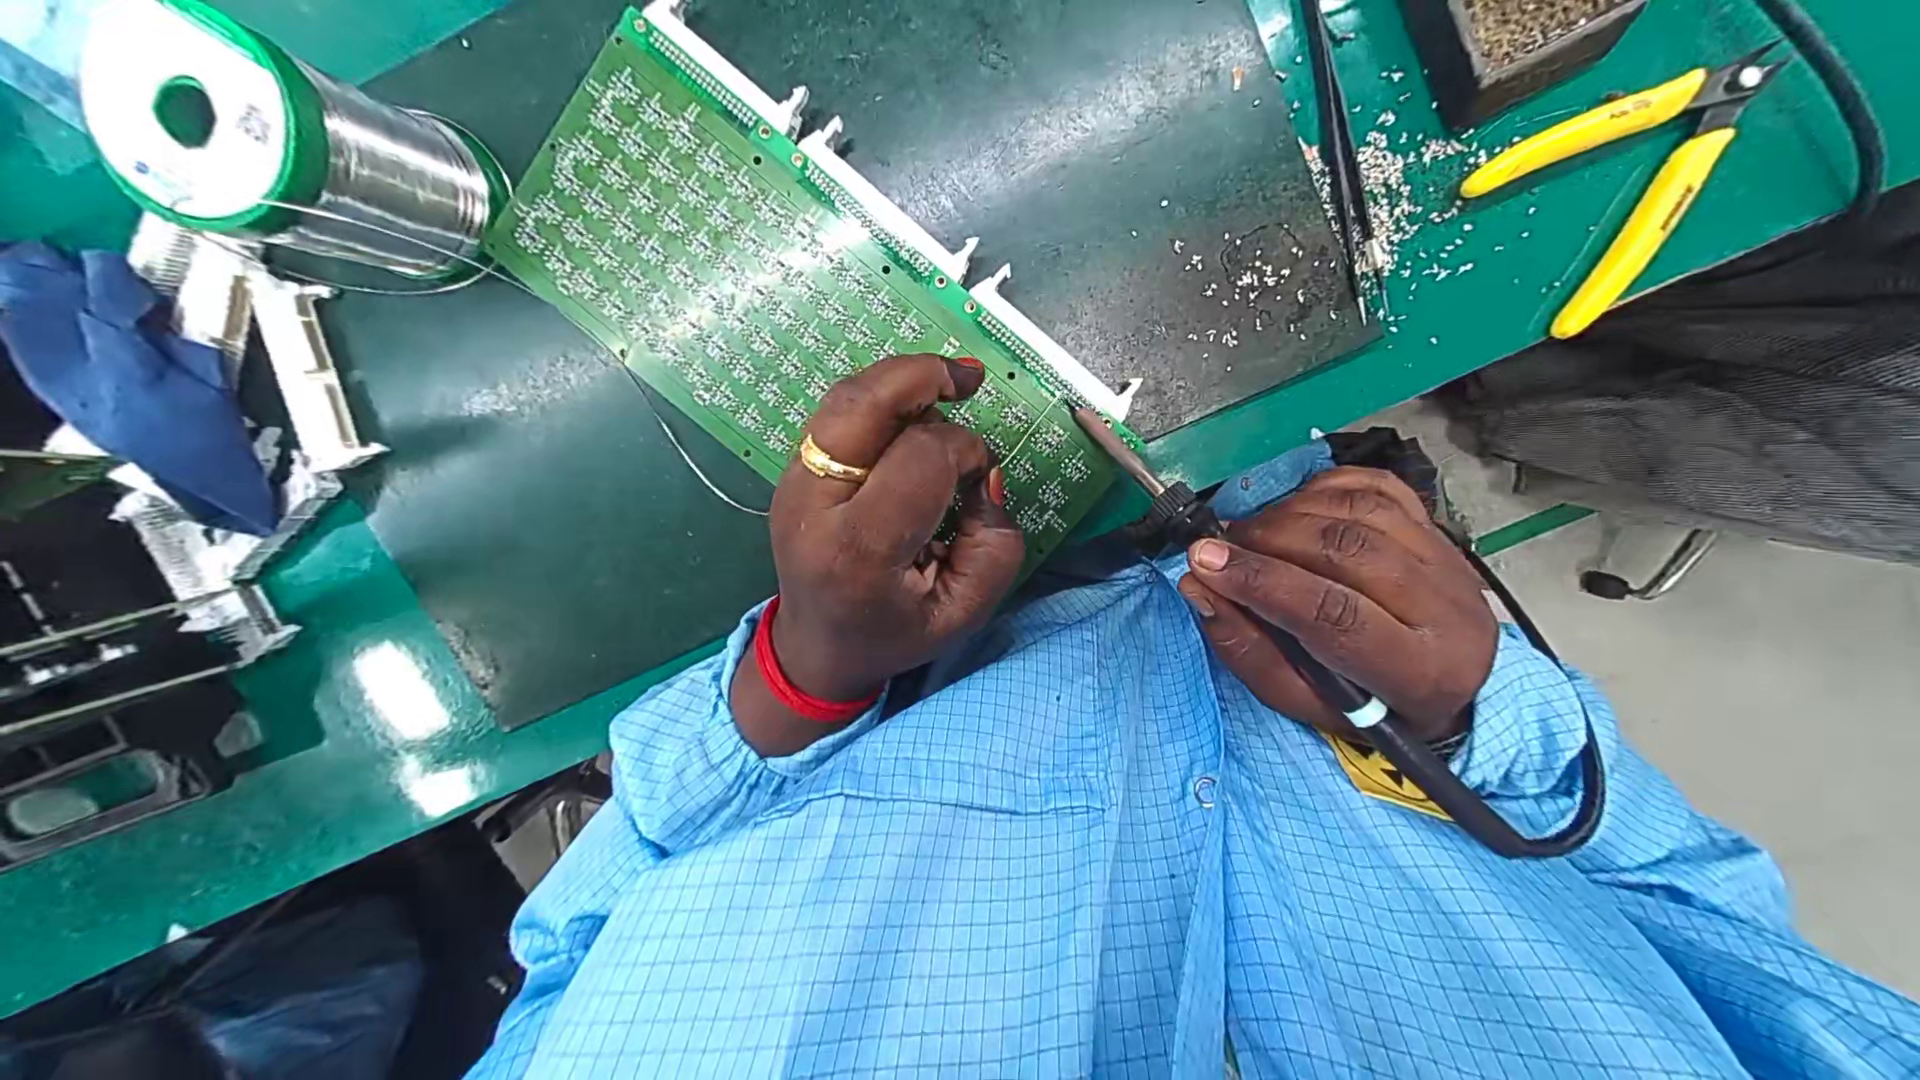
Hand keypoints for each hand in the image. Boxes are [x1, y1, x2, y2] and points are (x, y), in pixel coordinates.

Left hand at [731, 354, 1025, 755]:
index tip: (980, 475)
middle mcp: (814, 507)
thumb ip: (996, 543)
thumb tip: (983, 472)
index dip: (965, 450)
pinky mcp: (790, 473)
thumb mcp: (965, 611)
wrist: (816, 648)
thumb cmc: (894, 634)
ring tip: (945, 383)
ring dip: (900, 380)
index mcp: (858, 551)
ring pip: (845, 398)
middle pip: (864, 405)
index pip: (920, 459)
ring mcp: (792, 484)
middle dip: (923, 376)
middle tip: (970, 377)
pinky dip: (879, 398)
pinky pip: (836, 413)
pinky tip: (911, 406)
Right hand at [1176, 467, 1496, 743]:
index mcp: (1417, 671)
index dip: (1262, 581)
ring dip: (1287, 512)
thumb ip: (1246, 649)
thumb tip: (1199, 588)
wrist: (1446, 682)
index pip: (1334, 613)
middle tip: (1223, 546)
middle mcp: (1447, 610)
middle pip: (1346, 549)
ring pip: (1358, 510)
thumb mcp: (1300, 700)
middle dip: (1267, 539)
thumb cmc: (1365, 704)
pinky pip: (1375, 486)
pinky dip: (1321, 489)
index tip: (1205, 561)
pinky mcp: (1435, 527)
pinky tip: (1294, 510)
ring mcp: (1446, 560)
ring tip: (1253, 534)